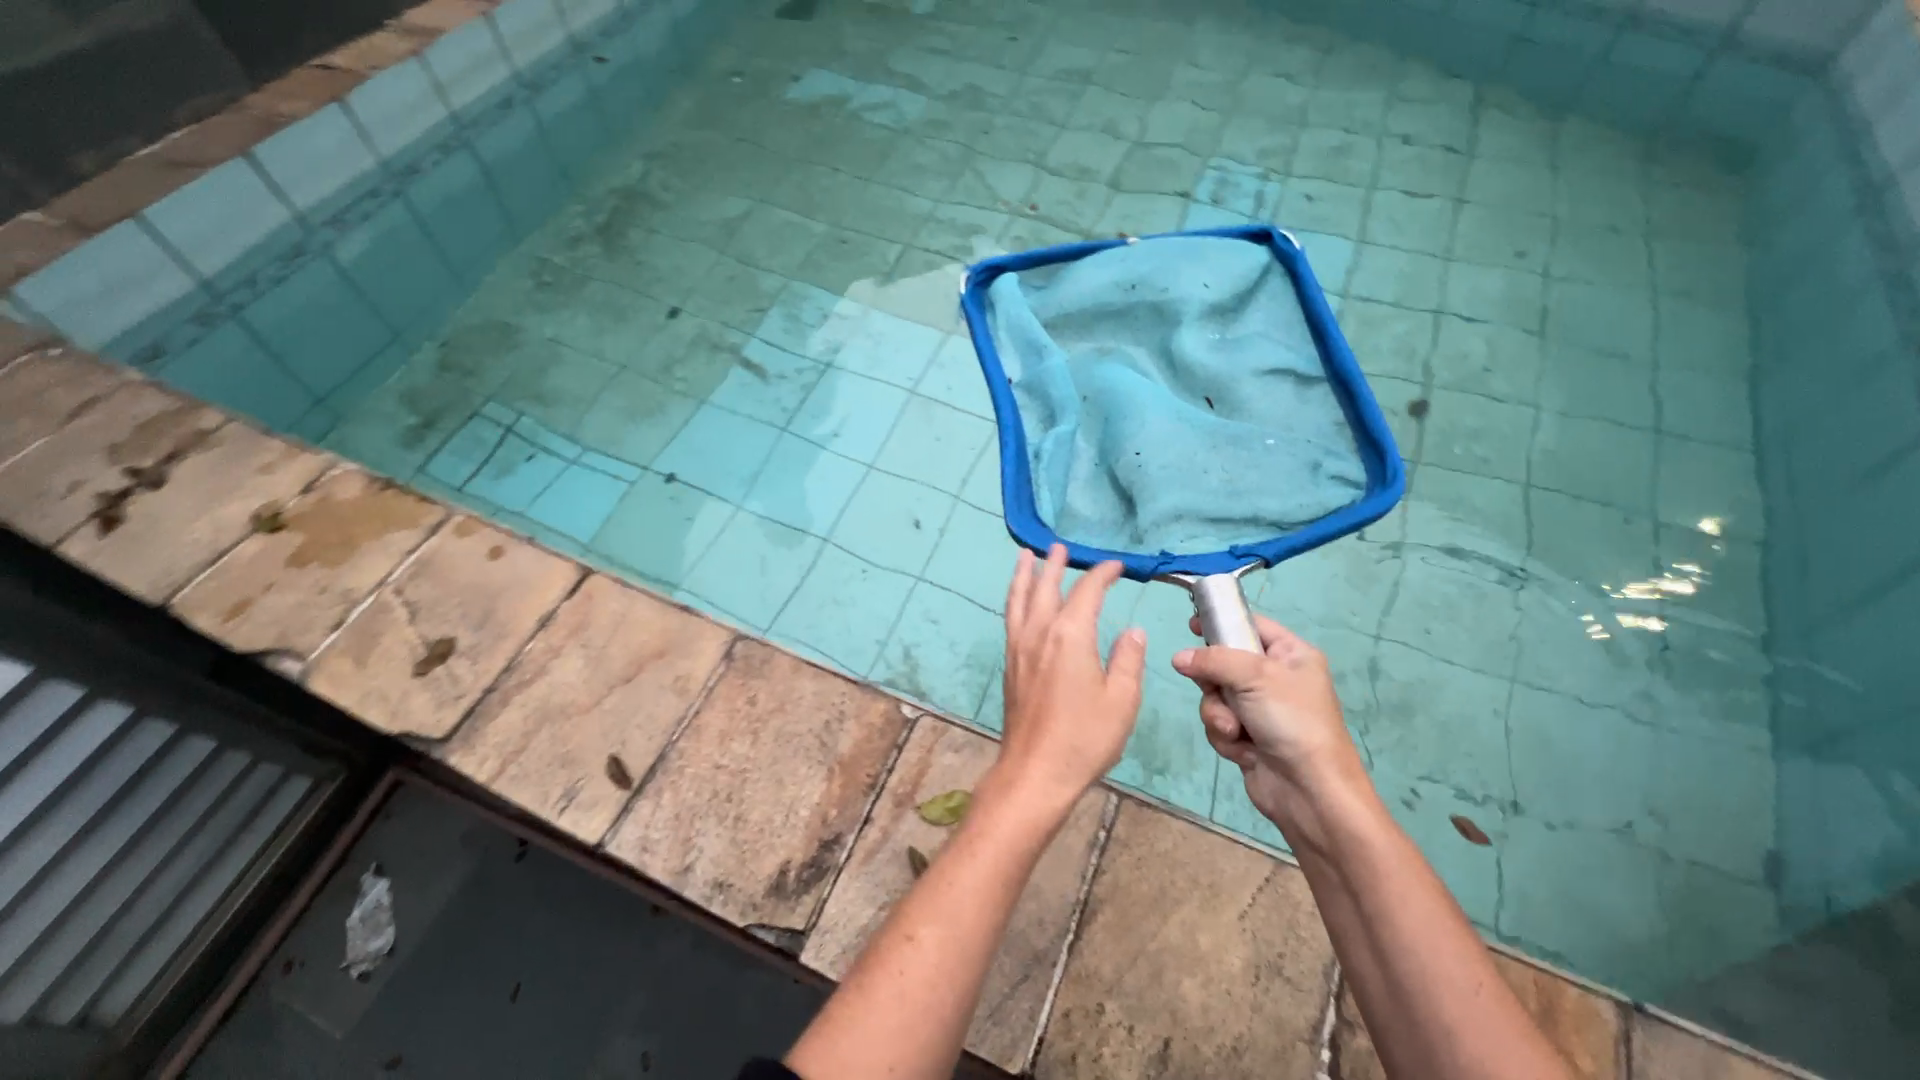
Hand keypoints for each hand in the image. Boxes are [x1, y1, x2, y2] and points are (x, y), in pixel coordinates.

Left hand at [993, 545, 1145, 814]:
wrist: (1035, 771)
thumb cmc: (1085, 737)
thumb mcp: (1122, 699)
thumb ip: (1128, 659)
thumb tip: (1132, 631)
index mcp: (1069, 635)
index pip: (1087, 591)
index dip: (1102, 575)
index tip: (1117, 567)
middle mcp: (1039, 633)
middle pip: (1044, 587)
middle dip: (1054, 565)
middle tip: (1059, 547)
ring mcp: (1019, 649)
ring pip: (1019, 600)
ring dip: (1024, 576)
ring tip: (1025, 557)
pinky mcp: (1010, 666)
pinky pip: (1011, 618)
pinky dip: (1015, 600)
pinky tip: (1019, 603)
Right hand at [1171, 614, 1365, 840]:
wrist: (1309, 789)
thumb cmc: (1292, 720)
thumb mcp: (1255, 676)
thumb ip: (1213, 660)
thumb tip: (1178, 658)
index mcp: (1291, 655)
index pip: (1252, 625)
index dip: (1223, 623)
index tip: (1193, 625)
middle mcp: (1276, 679)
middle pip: (1224, 663)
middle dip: (1215, 682)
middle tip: (1217, 689)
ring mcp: (1261, 710)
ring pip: (1215, 697)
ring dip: (1219, 714)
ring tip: (1236, 731)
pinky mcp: (1248, 737)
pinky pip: (1219, 724)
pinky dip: (1225, 737)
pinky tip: (1243, 751)